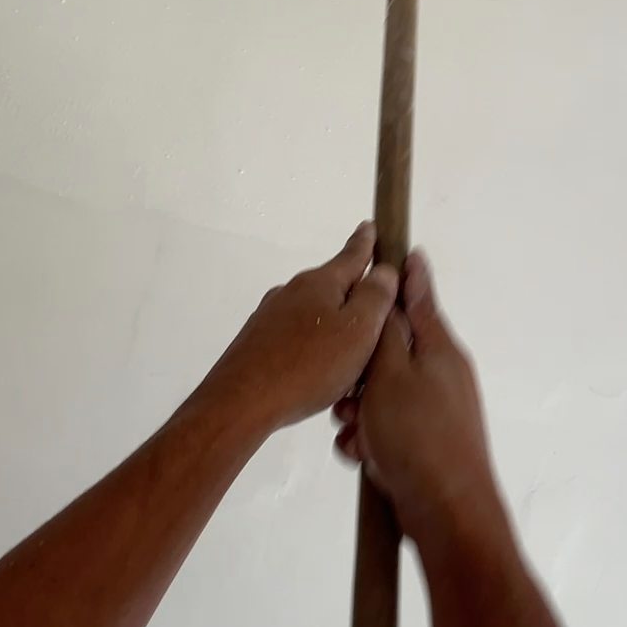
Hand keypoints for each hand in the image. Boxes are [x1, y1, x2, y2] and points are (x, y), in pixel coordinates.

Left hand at [195, 222, 399, 434]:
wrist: (242, 401)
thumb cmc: (308, 366)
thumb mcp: (358, 331)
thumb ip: (376, 298)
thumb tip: (383, 269)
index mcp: (320, 283)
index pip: (352, 255)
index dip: (366, 243)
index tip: (370, 226)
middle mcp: (292, 292)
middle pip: (332, 286)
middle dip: (354, 296)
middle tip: (378, 314)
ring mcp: (271, 316)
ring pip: (314, 314)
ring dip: (334, 326)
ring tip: (353, 354)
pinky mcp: (259, 341)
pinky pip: (297, 336)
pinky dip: (314, 346)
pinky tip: (320, 369)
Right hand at [332, 251, 505, 548]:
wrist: (444, 512)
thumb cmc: (416, 434)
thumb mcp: (392, 372)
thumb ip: (391, 326)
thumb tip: (409, 270)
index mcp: (439, 349)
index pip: (417, 298)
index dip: (399, 276)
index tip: (383, 252)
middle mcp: (439, 375)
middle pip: (388, 351)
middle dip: (357, 369)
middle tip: (346, 390)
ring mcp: (432, 411)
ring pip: (379, 392)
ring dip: (357, 408)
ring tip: (351, 429)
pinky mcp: (421, 442)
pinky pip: (384, 426)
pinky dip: (367, 436)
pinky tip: (360, 454)